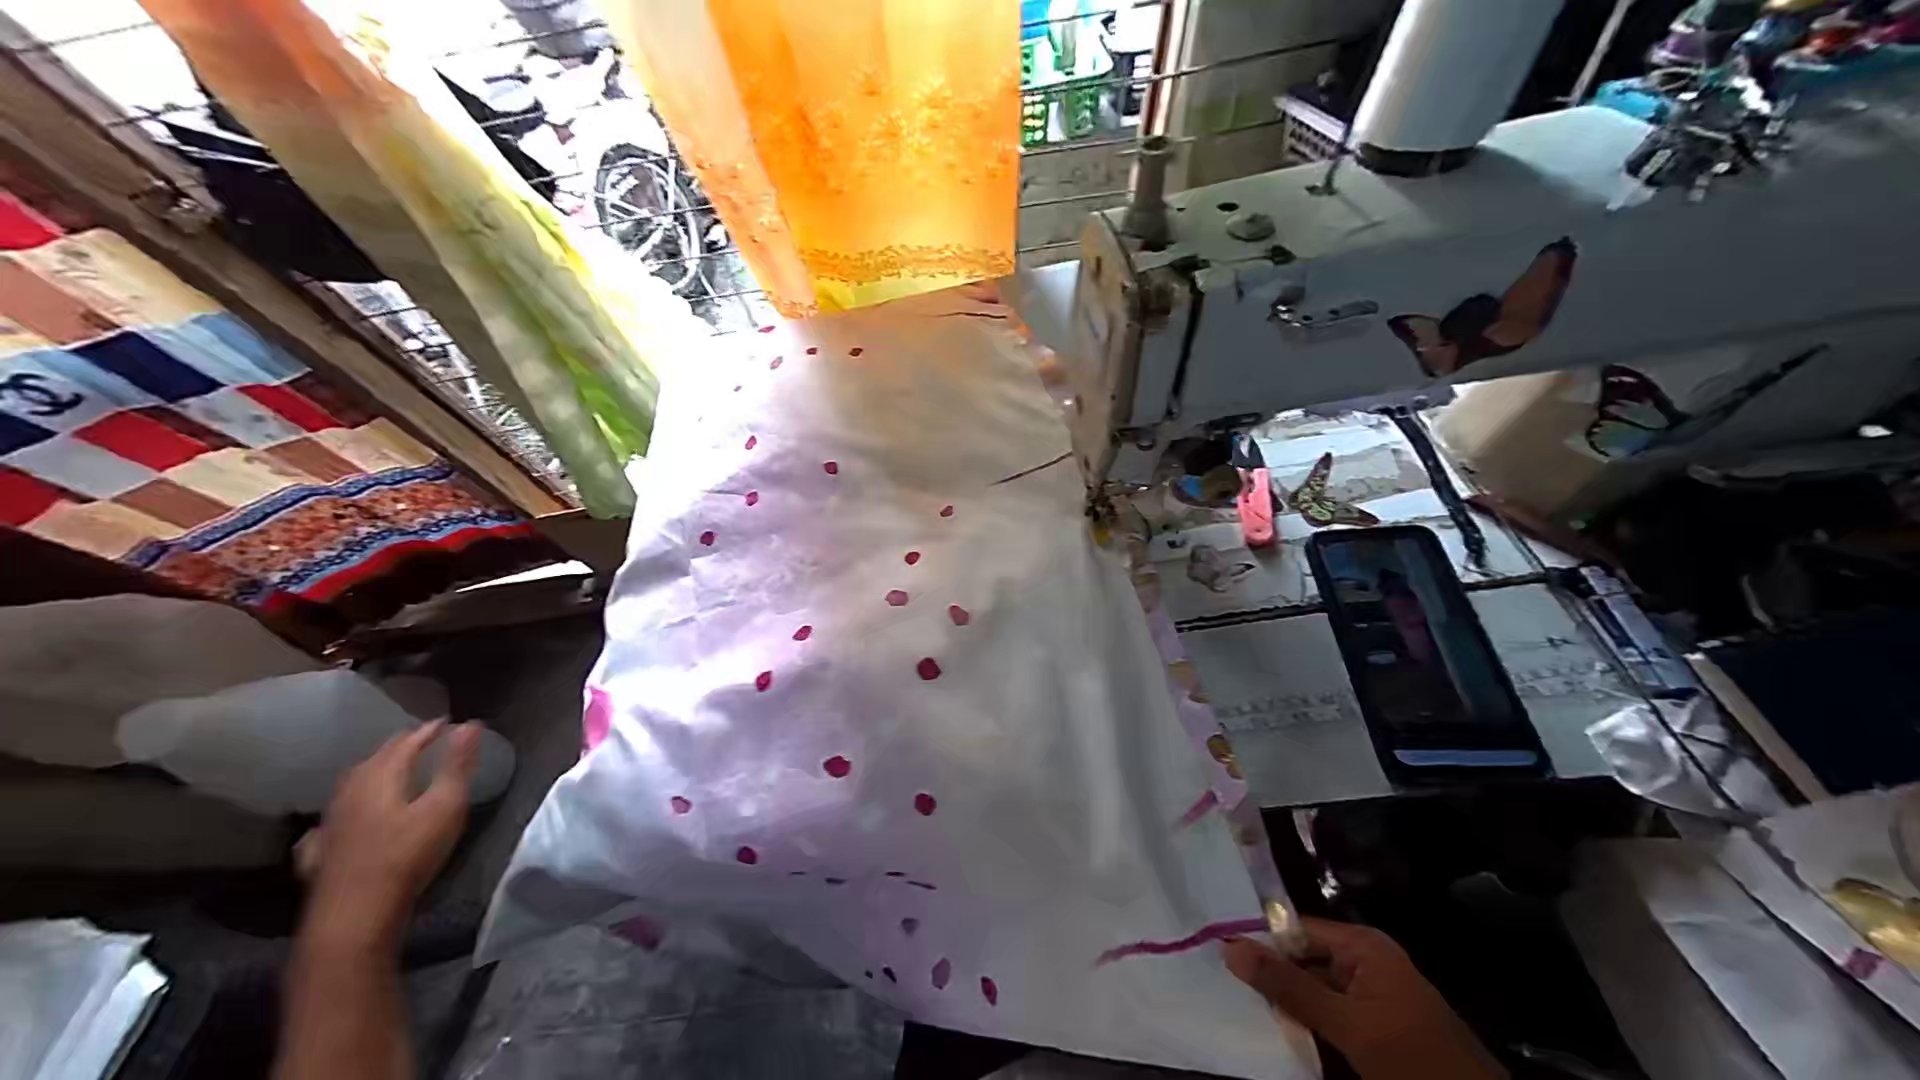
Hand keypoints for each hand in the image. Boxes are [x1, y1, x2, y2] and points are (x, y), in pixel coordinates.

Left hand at [297, 720, 480, 950]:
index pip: (406, 743)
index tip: (446, 722)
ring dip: (372, 771)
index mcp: (381, 777)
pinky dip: (344, 808)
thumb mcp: (446, 806)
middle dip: (400, 746)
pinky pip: (332, 819)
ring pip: (350, 785)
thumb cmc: (408, 854)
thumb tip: (470, 724)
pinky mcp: (321, 852)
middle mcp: (350, 793)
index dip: (427, 731)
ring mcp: (330, 823)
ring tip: (387, 769)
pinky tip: (339, 820)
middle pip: (375, 760)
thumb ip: (457, 765)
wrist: (354, 914)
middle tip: (421, 739)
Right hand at [1224, 918, 1505, 1079]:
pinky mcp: (1374, 1021)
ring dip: (1288, 1000)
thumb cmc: (1412, 1056)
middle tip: (1231, 985)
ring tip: (1249, 1006)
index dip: (1260, 942)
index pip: (1295, 929)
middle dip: (1272, 974)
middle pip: (1303, 956)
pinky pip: (1329, 1009)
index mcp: (1362, 944)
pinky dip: (1308, 1019)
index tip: (1222, 955)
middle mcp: (1365, 958)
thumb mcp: (1347, 1023)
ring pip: (1313, 986)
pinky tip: (1284, 1029)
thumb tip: (1230, 947)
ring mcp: (1371, 991)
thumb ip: (1288, 986)